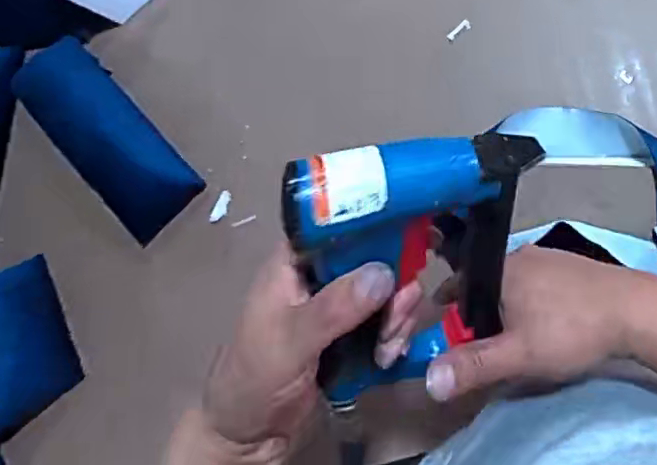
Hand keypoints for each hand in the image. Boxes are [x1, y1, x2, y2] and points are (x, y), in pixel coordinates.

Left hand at [169, 241, 420, 463]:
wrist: (247, 438)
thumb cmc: (255, 376)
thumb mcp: (291, 340)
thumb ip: (335, 307)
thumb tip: (384, 273)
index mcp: (297, 256)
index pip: (338, 219)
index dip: (375, 219)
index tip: (409, 231)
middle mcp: (321, 269)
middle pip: (372, 253)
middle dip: (393, 282)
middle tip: (399, 312)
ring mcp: (339, 300)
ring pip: (384, 286)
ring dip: (396, 314)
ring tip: (388, 347)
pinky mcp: (353, 329)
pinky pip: (385, 318)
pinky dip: (394, 334)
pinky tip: (387, 357)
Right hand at [423, 246, 656, 401]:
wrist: (632, 308)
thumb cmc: (570, 329)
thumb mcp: (519, 355)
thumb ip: (474, 365)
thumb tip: (430, 378)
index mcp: (501, 269)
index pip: (460, 279)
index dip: (448, 298)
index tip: (438, 312)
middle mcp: (519, 254)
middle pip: (486, 278)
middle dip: (477, 301)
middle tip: (474, 330)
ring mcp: (546, 256)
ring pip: (512, 277)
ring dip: (504, 298)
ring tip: (506, 326)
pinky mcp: (568, 264)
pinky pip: (536, 277)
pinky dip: (529, 295)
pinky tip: (542, 315)